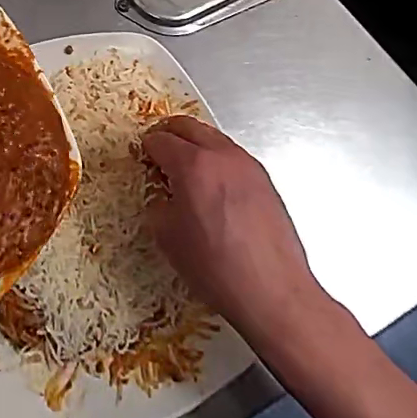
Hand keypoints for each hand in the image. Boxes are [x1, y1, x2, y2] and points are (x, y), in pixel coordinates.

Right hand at [142, 115, 327, 343]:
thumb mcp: (168, 238)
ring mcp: (247, 164)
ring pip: (213, 137)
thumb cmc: (215, 267)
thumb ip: (159, 205)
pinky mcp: (264, 178)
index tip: (144, 157)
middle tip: (160, 150)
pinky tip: (214, 186)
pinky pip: (232, 156)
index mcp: (192, 165)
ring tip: (187, 169)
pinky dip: (217, 159)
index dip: (148, 147)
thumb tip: (163, 196)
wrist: (273, 291)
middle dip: (170, 133)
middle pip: (188, 126)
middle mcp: (221, 155)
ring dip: (195, 144)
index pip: (161, 140)